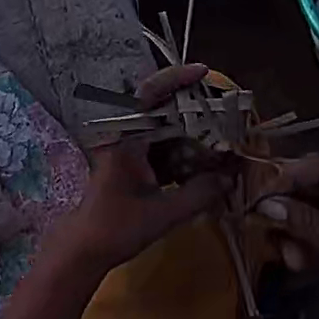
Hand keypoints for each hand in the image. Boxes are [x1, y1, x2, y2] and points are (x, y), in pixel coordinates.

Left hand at [49, 65, 226, 272]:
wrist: (86, 247)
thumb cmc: (116, 228)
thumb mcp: (163, 214)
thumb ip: (199, 194)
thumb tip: (232, 177)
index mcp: (123, 137)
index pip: (147, 93)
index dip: (175, 77)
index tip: (203, 71)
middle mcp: (123, 133)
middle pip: (160, 105)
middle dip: (193, 105)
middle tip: (225, 110)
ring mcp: (126, 145)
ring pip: (162, 124)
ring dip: (190, 127)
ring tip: (221, 133)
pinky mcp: (131, 158)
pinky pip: (160, 142)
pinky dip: (182, 146)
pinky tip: (204, 157)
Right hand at [254, 155, 318, 318]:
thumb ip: (312, 226)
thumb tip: (267, 203)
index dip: (290, 177)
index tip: (259, 192)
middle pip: (318, 190)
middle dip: (290, 206)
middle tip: (262, 219)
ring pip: (314, 214)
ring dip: (294, 230)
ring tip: (284, 253)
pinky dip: (304, 245)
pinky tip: (292, 260)